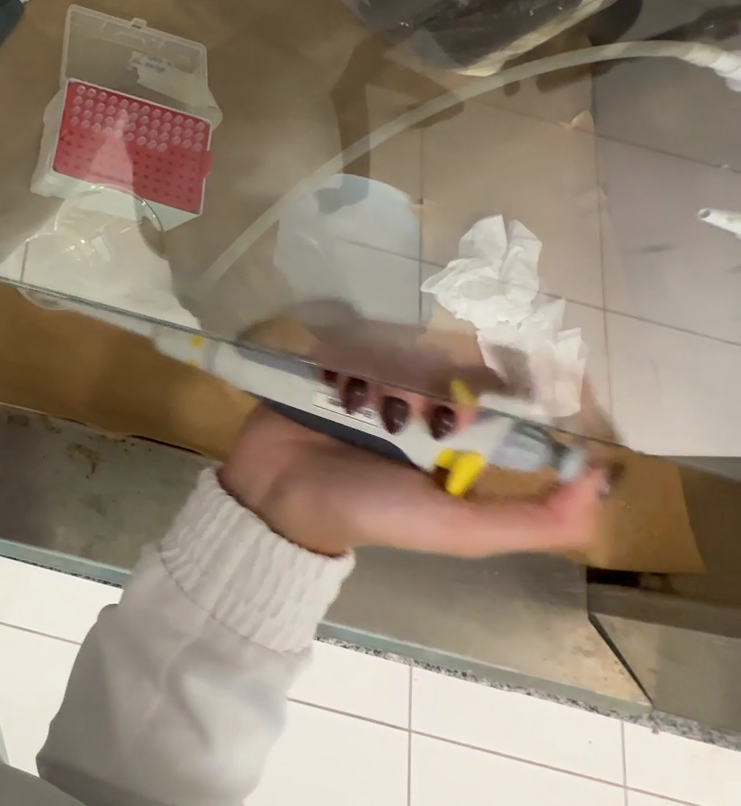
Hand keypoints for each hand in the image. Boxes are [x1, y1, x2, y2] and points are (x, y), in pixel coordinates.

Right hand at [217, 381, 605, 557]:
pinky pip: (346, 352)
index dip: (486, 404)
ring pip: (394, 362)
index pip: (489, 408)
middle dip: (427, 391)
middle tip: (407, 417)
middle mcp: (412, 421)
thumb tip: (604, 474)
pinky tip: (334, 389)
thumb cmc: (370, 513)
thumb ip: (538, 519)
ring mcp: (365, 399)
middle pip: (440, 377)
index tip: (465, 417)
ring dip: (383, 380)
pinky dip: (344, 365)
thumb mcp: (461, 530)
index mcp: (449, 454)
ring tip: (360, 406)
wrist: (280, 496)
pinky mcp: (323, 382)